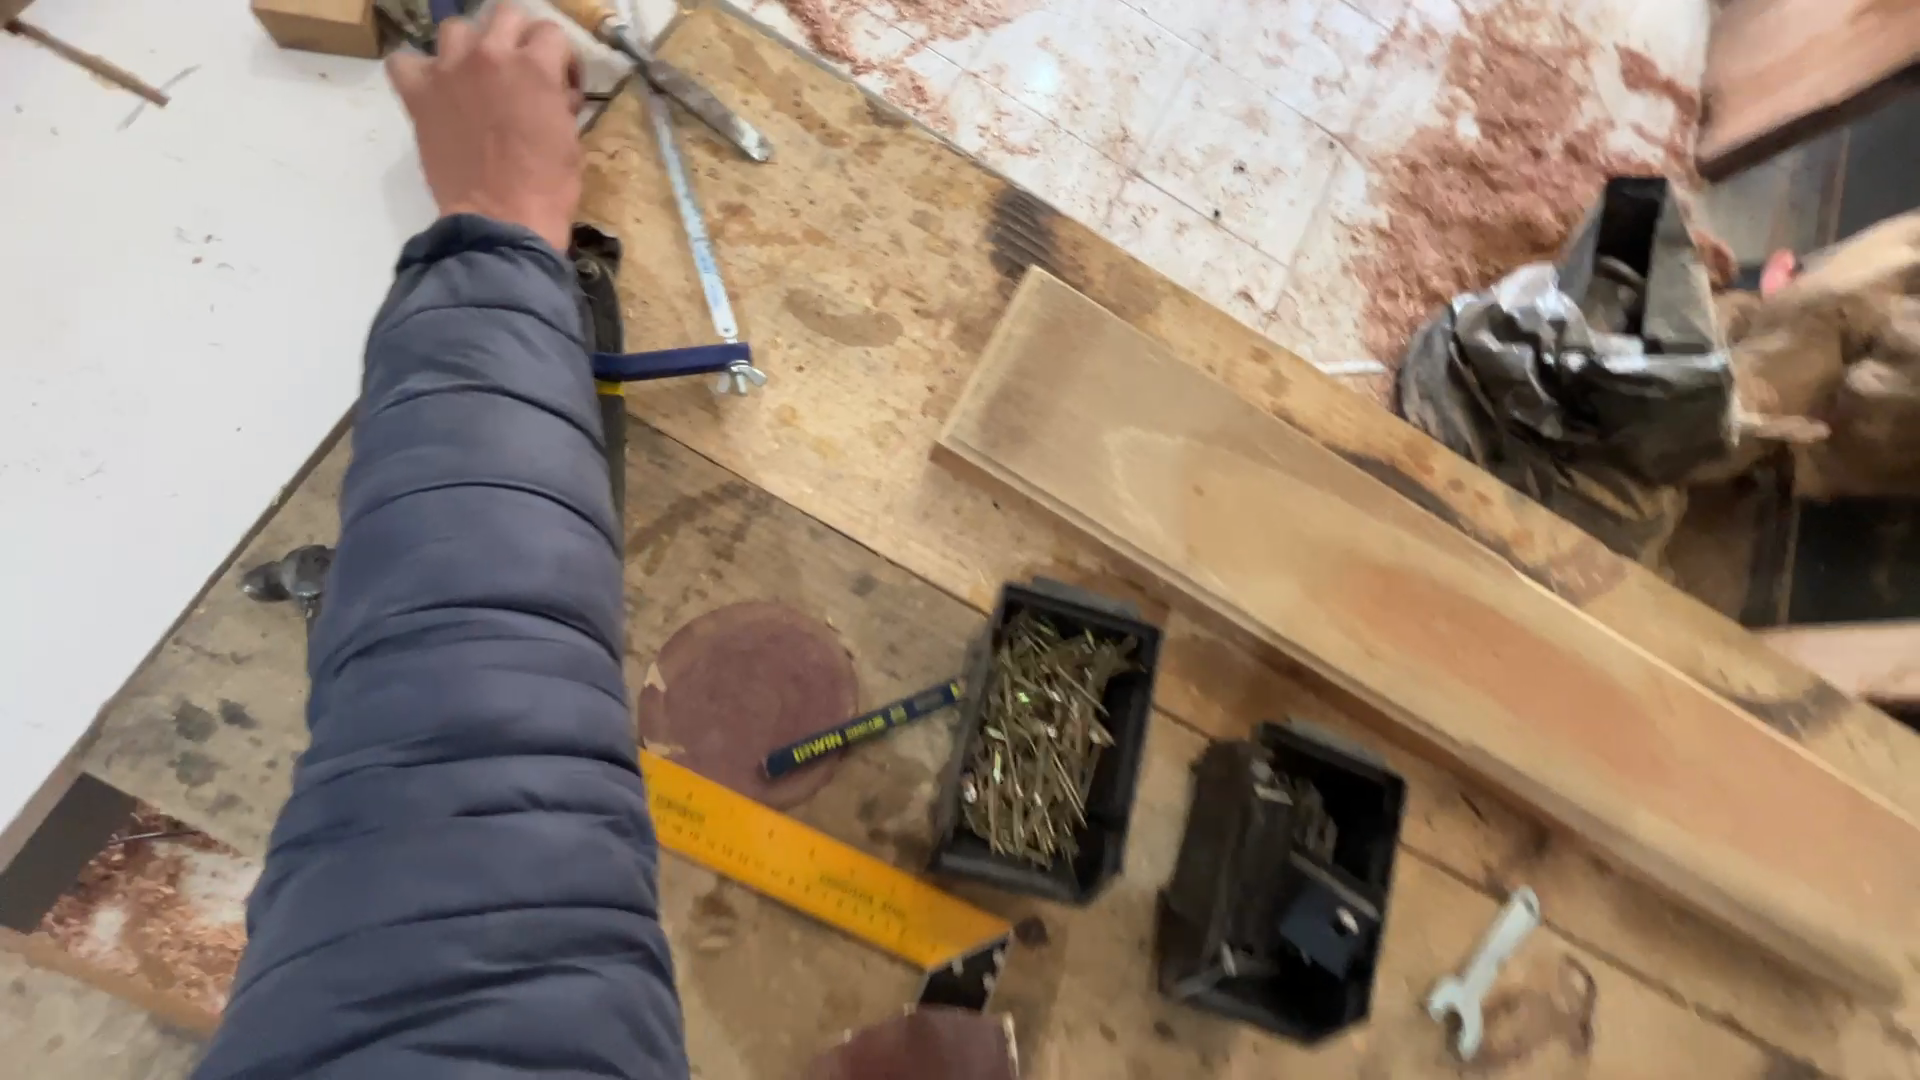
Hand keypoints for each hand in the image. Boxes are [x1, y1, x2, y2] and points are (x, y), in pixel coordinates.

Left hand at [388, 6, 584, 250]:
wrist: (505, 221)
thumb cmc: (549, 190)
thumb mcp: (571, 144)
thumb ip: (561, 106)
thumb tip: (557, 95)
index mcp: (535, 69)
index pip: (553, 34)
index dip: (564, 59)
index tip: (565, 85)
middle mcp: (489, 56)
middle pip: (505, 15)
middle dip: (522, 39)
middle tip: (526, 71)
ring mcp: (448, 71)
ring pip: (457, 30)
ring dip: (473, 48)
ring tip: (481, 79)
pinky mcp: (419, 94)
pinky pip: (407, 61)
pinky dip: (422, 71)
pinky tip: (438, 91)